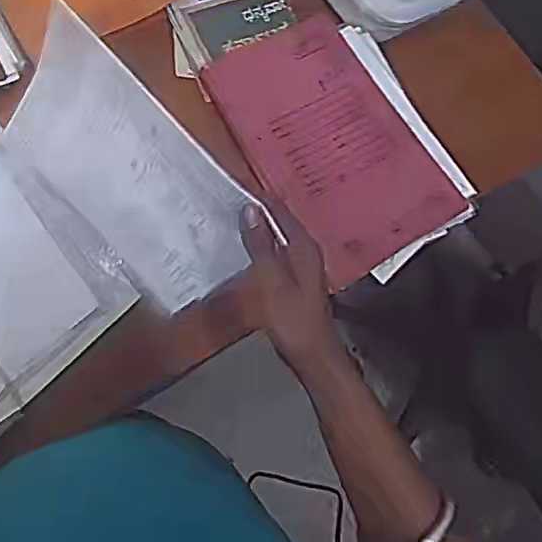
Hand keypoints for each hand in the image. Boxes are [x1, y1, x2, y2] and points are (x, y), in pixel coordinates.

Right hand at [239, 201, 345, 376]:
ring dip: (257, 227)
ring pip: (277, 235)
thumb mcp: (272, 281)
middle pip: (280, 220)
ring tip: (231, 219)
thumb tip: (251, 211)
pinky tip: (245, 250)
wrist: (313, 355)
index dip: (258, 197)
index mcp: (303, 247)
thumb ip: (261, 246)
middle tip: (227, 199)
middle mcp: (305, 251)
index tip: (234, 186)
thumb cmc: (295, 322)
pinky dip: (260, 245)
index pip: (280, 210)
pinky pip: (275, 251)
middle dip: (257, 209)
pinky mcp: (295, 278)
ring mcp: (302, 265)